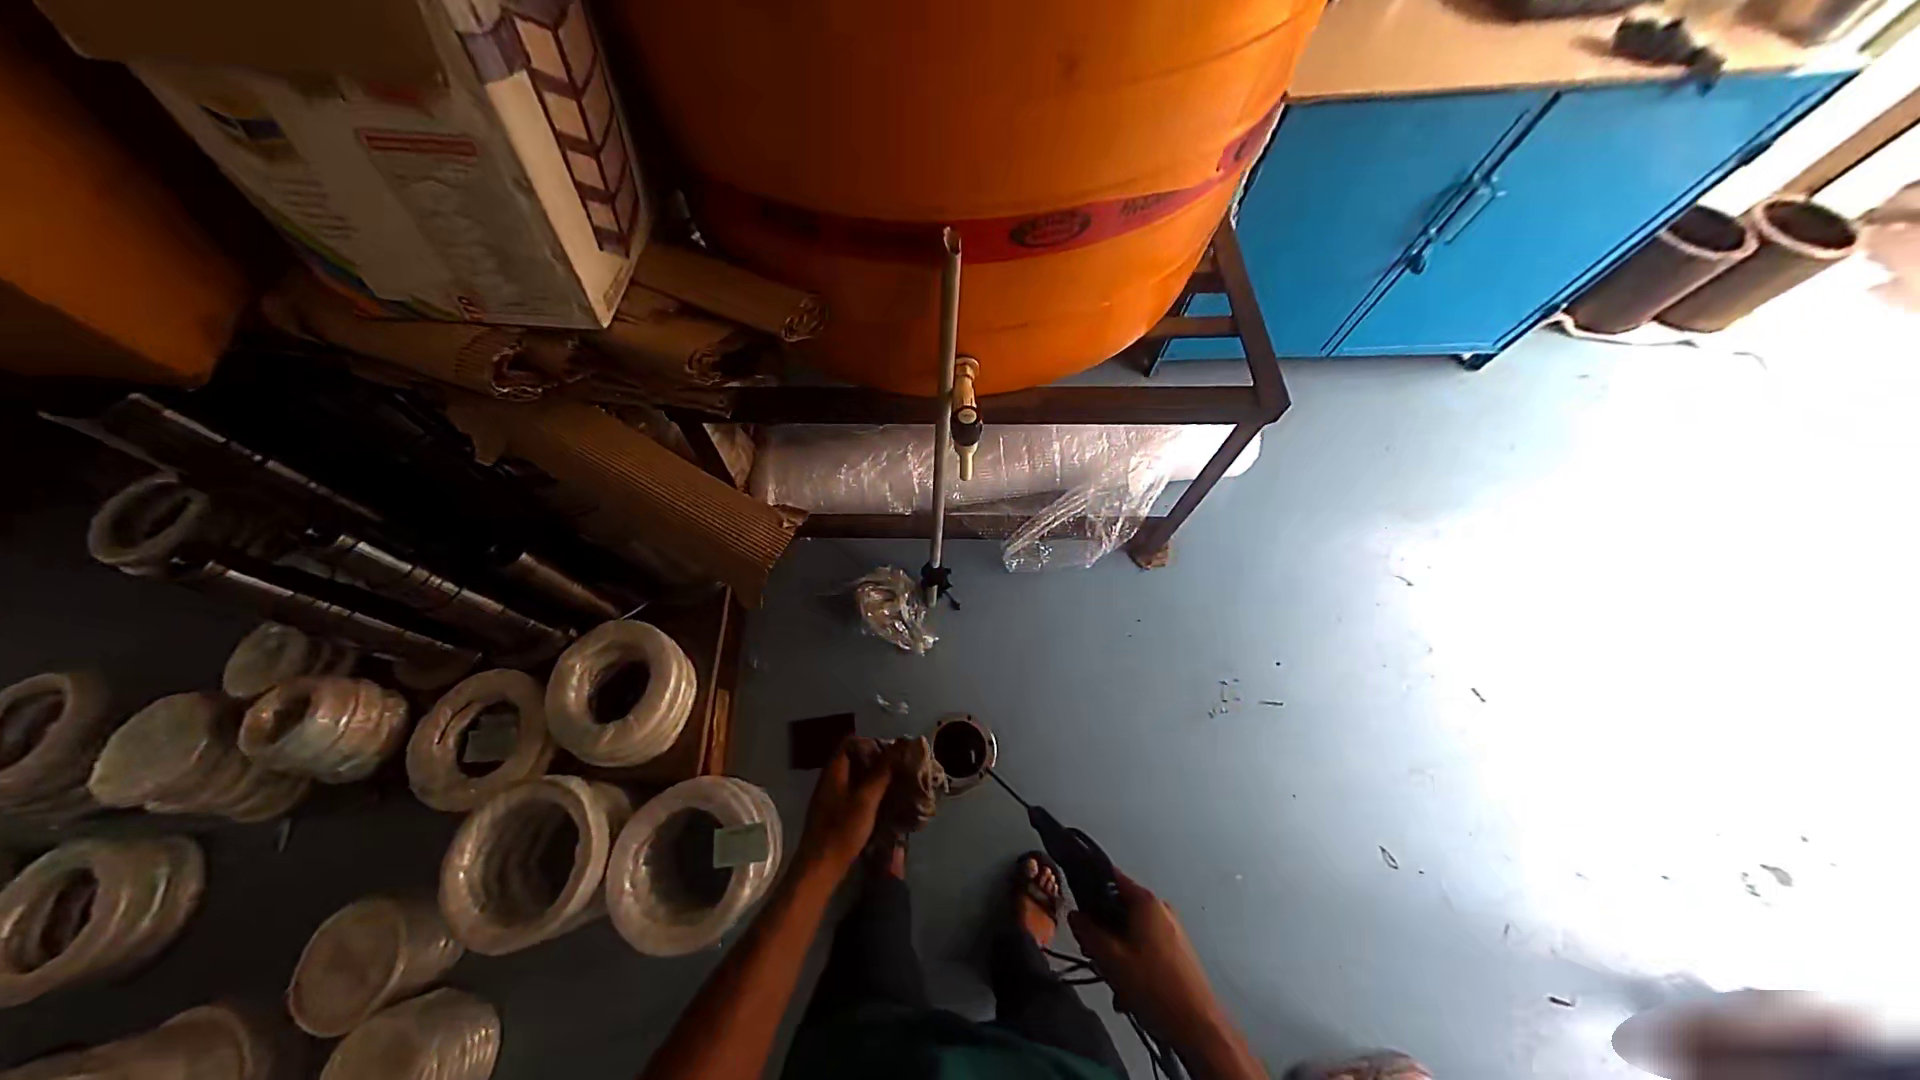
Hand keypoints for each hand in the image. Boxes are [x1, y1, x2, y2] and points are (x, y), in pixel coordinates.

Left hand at [797, 736, 893, 874]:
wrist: (820, 868)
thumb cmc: (842, 830)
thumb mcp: (866, 799)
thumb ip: (882, 772)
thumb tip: (900, 744)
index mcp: (834, 771)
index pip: (851, 742)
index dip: (871, 743)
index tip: (892, 755)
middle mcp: (831, 779)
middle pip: (855, 759)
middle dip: (878, 762)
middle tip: (899, 770)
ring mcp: (832, 796)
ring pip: (856, 778)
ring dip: (876, 779)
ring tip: (897, 785)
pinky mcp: (836, 812)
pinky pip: (855, 793)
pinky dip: (870, 794)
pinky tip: (885, 804)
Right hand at [1069, 869, 1231, 1054]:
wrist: (1199, 1029)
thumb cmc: (1155, 987)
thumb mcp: (1111, 959)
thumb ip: (1088, 932)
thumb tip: (1075, 915)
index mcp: (1147, 901)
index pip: (1111, 876)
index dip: (1088, 885)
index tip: (1074, 903)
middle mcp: (1160, 909)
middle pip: (1119, 908)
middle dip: (1101, 931)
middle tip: (1092, 954)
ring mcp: (1171, 931)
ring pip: (1130, 931)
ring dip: (1116, 953)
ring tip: (1112, 980)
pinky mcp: (1177, 952)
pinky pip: (1144, 947)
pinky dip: (1132, 963)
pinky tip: (1128, 991)